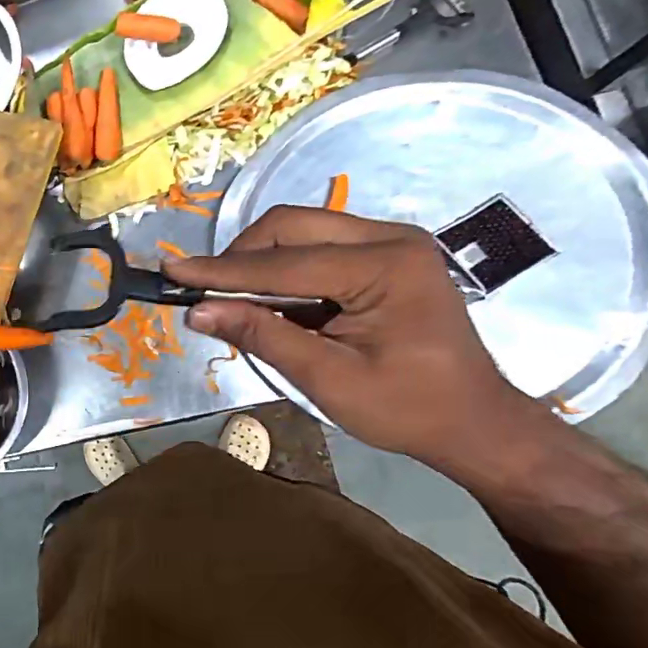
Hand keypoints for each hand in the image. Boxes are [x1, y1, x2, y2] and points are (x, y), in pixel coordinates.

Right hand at [164, 206, 545, 470]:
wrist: (475, 422)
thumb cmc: (408, 409)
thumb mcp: (328, 379)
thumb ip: (262, 336)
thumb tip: (198, 312)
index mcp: (384, 266)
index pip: (282, 262)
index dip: (221, 271)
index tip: (172, 270)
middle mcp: (390, 238)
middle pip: (290, 226)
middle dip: (240, 257)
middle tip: (205, 291)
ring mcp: (392, 242)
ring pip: (302, 230)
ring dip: (260, 261)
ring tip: (230, 297)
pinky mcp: (387, 255)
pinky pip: (319, 247)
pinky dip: (284, 269)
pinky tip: (269, 299)